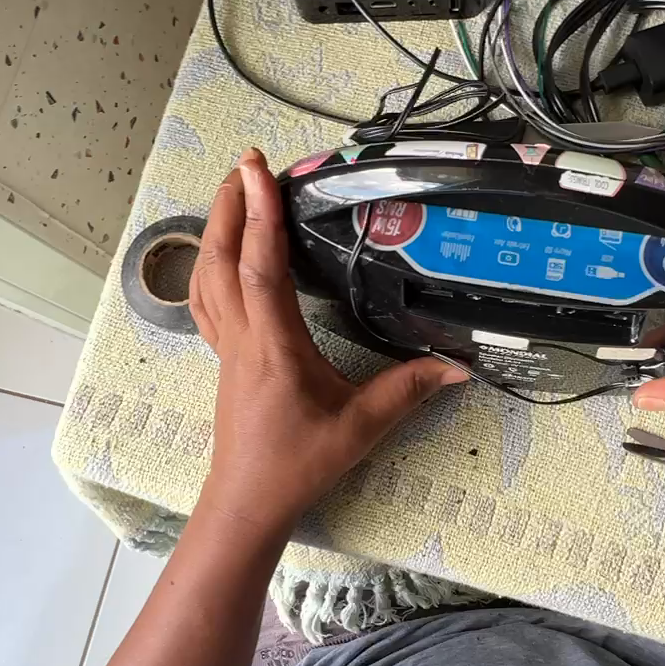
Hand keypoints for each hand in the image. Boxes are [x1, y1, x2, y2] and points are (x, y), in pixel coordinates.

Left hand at [188, 149, 466, 534]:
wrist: (248, 501)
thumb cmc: (299, 464)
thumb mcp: (361, 426)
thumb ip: (408, 390)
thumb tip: (459, 366)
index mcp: (273, 345)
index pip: (261, 268)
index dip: (258, 214)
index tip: (256, 169)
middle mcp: (242, 338)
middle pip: (221, 259)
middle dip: (227, 205)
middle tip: (242, 164)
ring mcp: (226, 348)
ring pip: (206, 278)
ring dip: (214, 231)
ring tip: (229, 196)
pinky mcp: (225, 359)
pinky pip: (206, 301)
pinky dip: (209, 267)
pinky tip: (220, 259)